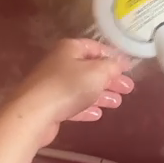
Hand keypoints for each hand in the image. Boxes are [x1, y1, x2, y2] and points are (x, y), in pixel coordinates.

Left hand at [4, 39, 134, 145]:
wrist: (35, 113)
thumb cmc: (68, 86)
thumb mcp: (97, 72)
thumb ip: (111, 66)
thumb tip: (119, 63)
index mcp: (70, 49)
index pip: (95, 47)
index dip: (113, 57)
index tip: (129, 68)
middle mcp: (60, 63)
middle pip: (90, 69)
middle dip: (110, 79)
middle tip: (128, 88)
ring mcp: (53, 85)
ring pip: (82, 87)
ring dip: (101, 94)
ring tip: (117, 103)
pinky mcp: (50, 105)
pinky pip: (73, 104)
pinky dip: (86, 107)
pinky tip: (97, 114)